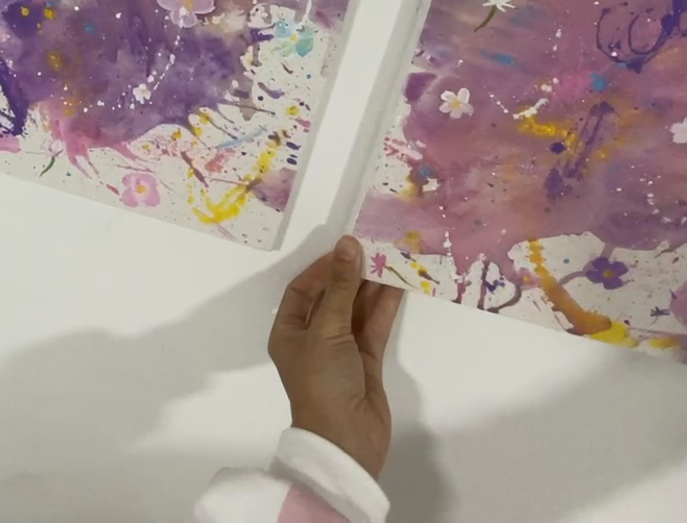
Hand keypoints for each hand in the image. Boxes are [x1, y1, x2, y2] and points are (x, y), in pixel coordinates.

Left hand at [268, 235, 402, 477]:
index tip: (343, 250)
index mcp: (288, 331)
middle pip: (331, 297)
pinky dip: (384, 307)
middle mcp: (312, 337)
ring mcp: (340, 349)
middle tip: (370, 249)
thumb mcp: (327, 329)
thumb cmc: (323, 381)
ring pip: (355, 310)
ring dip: (370, 288)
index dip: (321, 269)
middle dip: (349, 275)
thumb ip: (340, 286)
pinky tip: (398, 285)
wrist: (347, 442)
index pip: (302, 290)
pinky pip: (373, 326)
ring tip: (388, 260)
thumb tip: (347, 245)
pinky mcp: (365, 360)